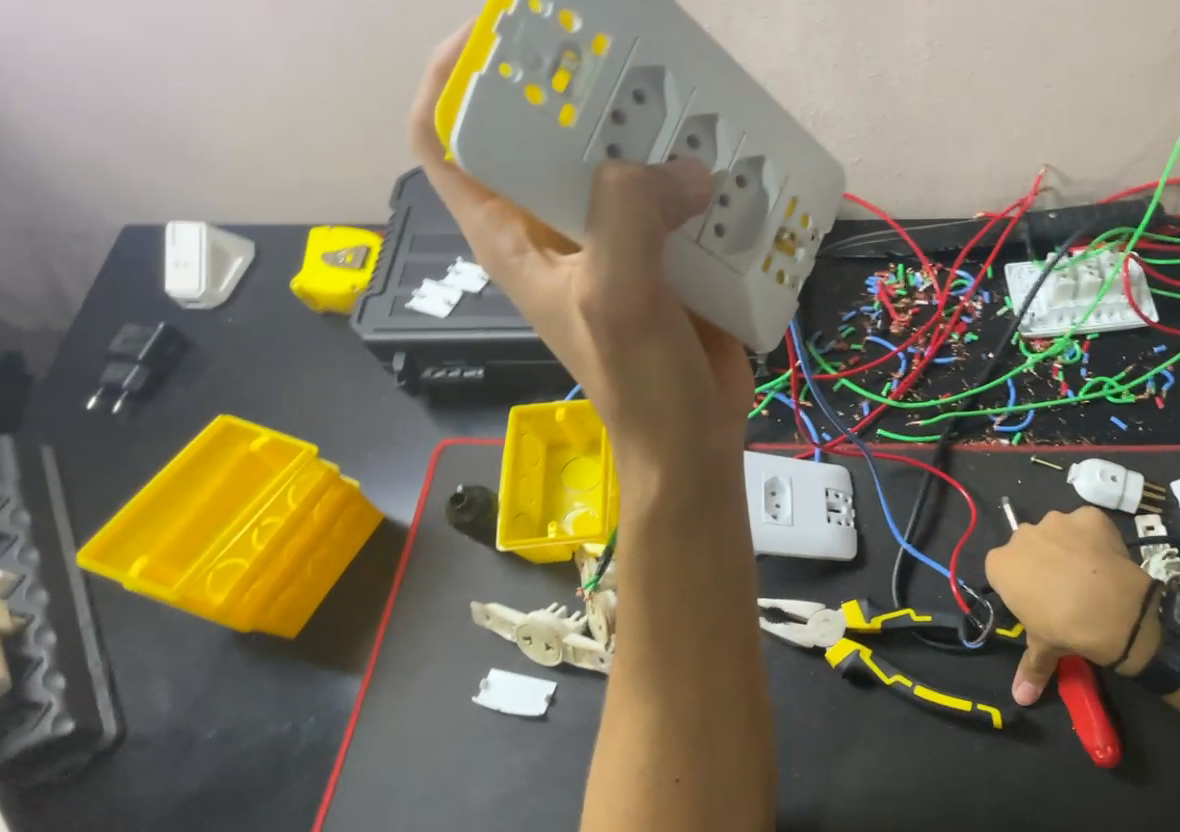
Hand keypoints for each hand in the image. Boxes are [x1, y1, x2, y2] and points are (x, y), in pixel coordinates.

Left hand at [407, 24, 752, 462]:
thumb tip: (686, 170)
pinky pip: (676, 205)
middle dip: (583, 98)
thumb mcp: (617, 295)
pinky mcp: (669, 263)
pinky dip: (699, 185)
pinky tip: (731, 168)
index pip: (448, 139)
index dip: (460, 79)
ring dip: (652, 137)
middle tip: (629, 63)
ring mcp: (618, 247)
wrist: (693, 443)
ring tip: (691, 108)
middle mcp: (559, 232)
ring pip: (621, 168)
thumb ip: (630, 216)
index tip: (512, 39)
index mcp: (513, 236)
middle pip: (548, 140)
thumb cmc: (638, 382)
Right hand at [985, 508, 1159, 705]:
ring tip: (1089, 575)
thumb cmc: (1064, 627)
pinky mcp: (1089, 514)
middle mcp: (1022, 535)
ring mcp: (1057, 521)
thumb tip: (1021, 700)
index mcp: (1000, 564)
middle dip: (1042, 563)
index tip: (1039, 602)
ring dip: (1068, 547)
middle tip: (1064, 590)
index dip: (1022, 586)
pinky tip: (1105, 560)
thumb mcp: (1044, 649)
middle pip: (1029, 547)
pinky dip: (1095, 538)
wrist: (1112, 609)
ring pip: (1059, 532)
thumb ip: (1030, 668)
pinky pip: (1088, 525)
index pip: (1003, 571)